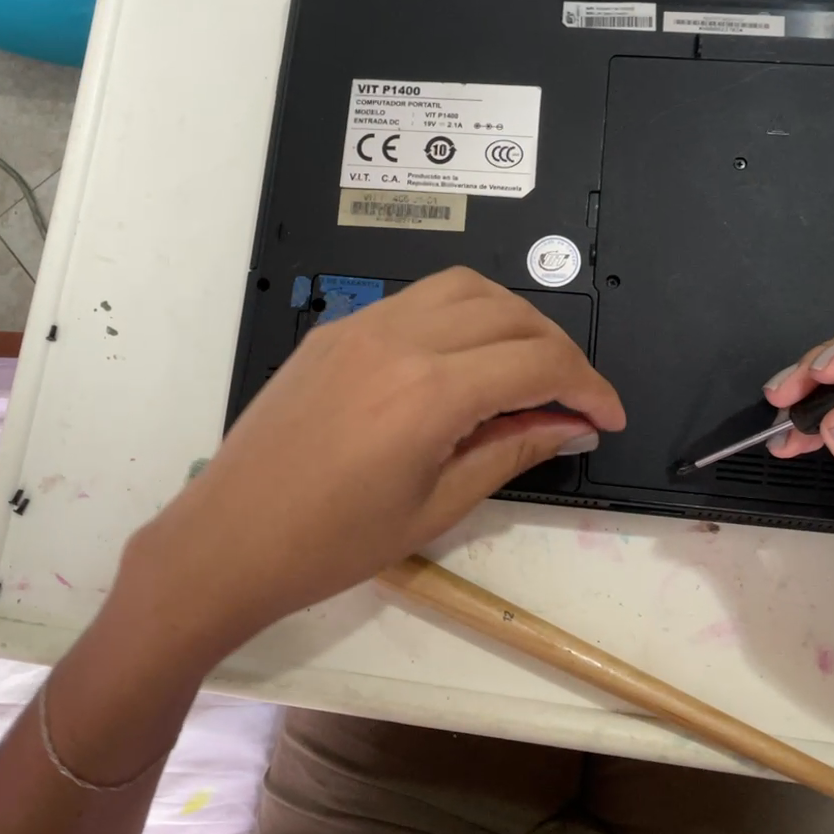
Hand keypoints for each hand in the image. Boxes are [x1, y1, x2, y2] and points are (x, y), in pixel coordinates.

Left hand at [141, 267, 626, 636]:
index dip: (588, 387)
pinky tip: (464, 358)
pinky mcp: (337, 328)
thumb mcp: (435, 507)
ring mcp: (363, 325)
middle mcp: (400, 338)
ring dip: (512, 318)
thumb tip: (570, 426)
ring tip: (526, 366)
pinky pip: (418, 299)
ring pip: (465, 288)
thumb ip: (511, 452)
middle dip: (558, 349)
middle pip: (511, 312)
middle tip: (573, 396)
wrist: (227, 539)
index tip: (607, 417)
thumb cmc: (331, 545)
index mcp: (430, 391)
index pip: (539, 362)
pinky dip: (462, 314)